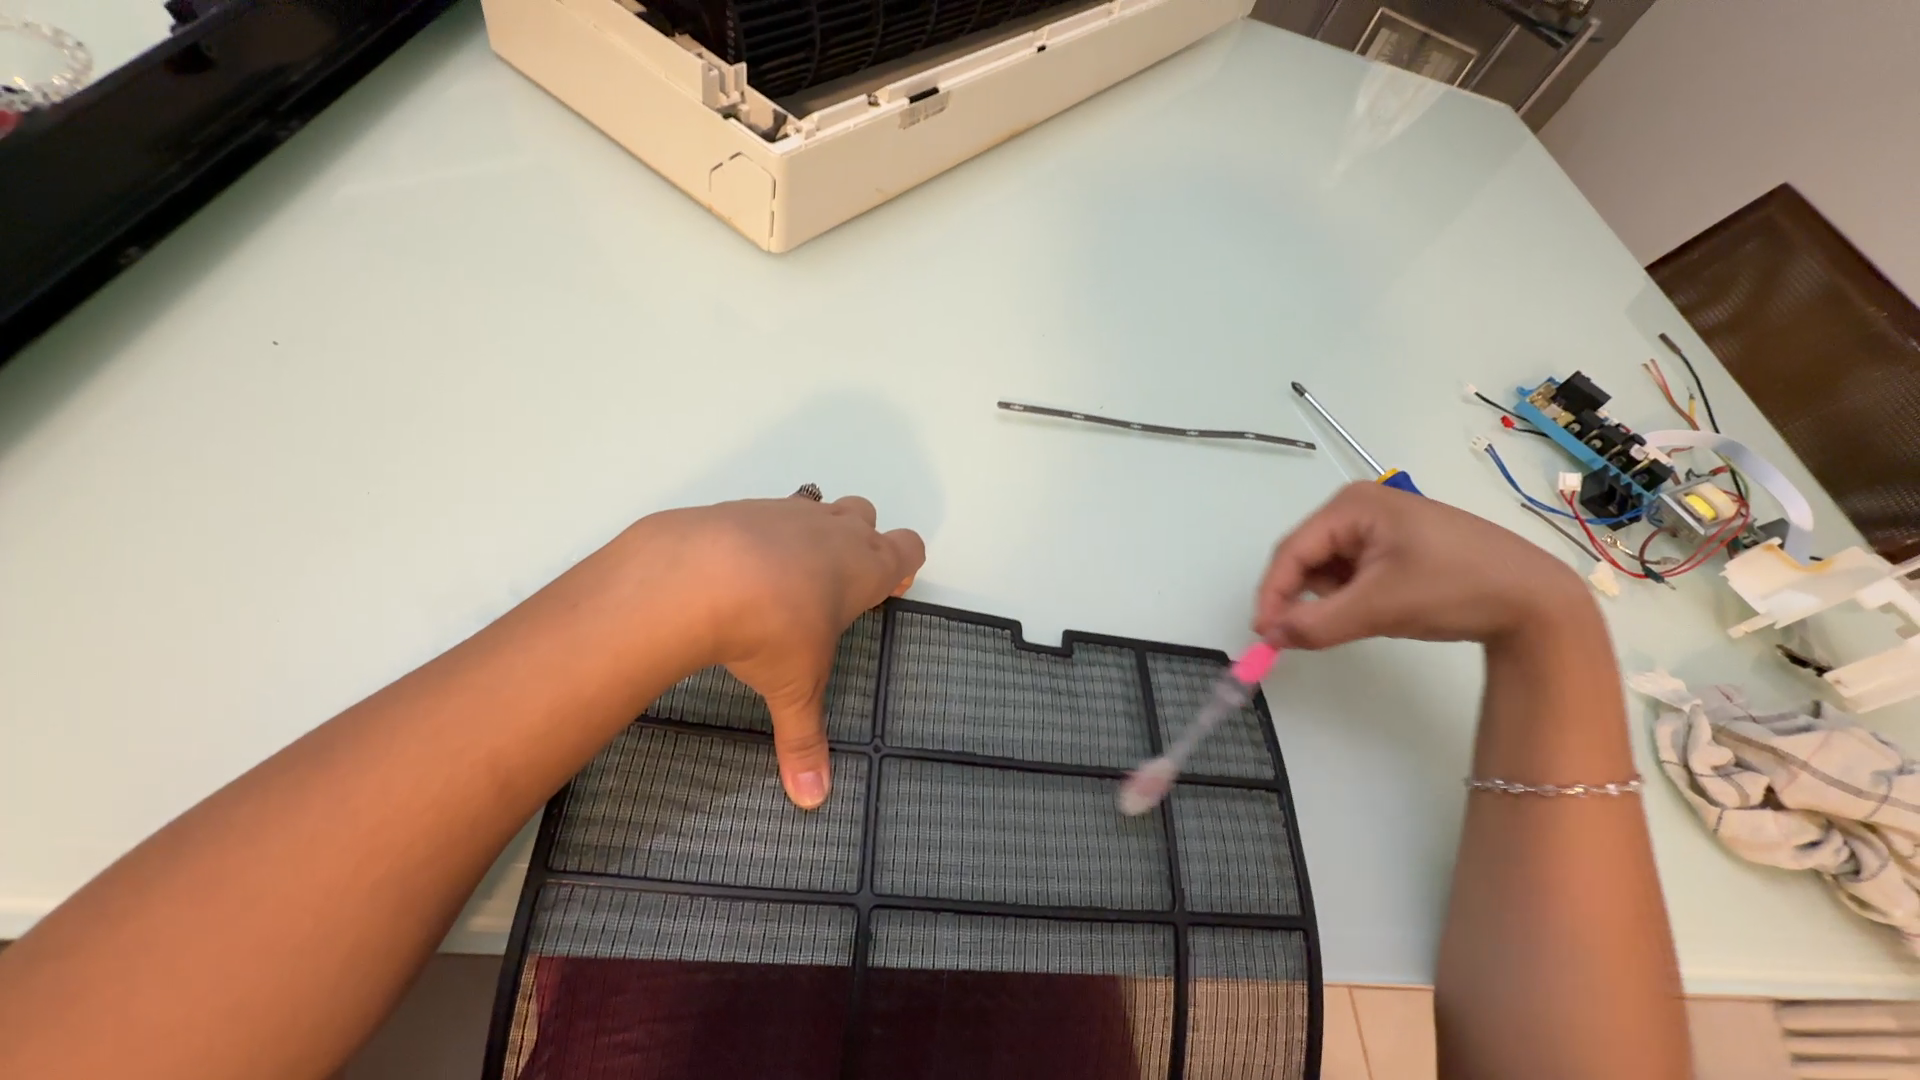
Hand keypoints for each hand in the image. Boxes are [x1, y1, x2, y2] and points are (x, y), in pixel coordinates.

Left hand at [624, 494, 923, 808]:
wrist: (697, 575)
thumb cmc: (772, 628)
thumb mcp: (796, 687)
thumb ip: (805, 739)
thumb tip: (813, 797)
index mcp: (865, 567)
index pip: (909, 547)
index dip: (904, 565)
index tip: (889, 587)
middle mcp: (833, 531)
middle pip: (867, 515)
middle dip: (859, 543)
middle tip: (836, 584)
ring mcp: (788, 512)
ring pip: (817, 508)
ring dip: (810, 536)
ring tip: (784, 580)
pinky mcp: (743, 507)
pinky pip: (765, 514)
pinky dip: (760, 536)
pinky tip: (736, 573)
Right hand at [1254, 482, 1590, 649]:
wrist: (1537, 600)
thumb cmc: (1456, 589)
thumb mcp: (1379, 608)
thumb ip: (1316, 624)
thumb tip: (1269, 638)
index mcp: (1352, 505)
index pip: (1292, 551)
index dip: (1272, 594)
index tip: (1263, 635)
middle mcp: (1360, 505)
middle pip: (1306, 557)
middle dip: (1306, 596)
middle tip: (1309, 634)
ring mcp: (1380, 524)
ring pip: (1328, 568)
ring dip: (1332, 599)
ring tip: (1366, 617)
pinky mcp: (1396, 544)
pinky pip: (1352, 572)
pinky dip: (1353, 596)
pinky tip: (1379, 610)